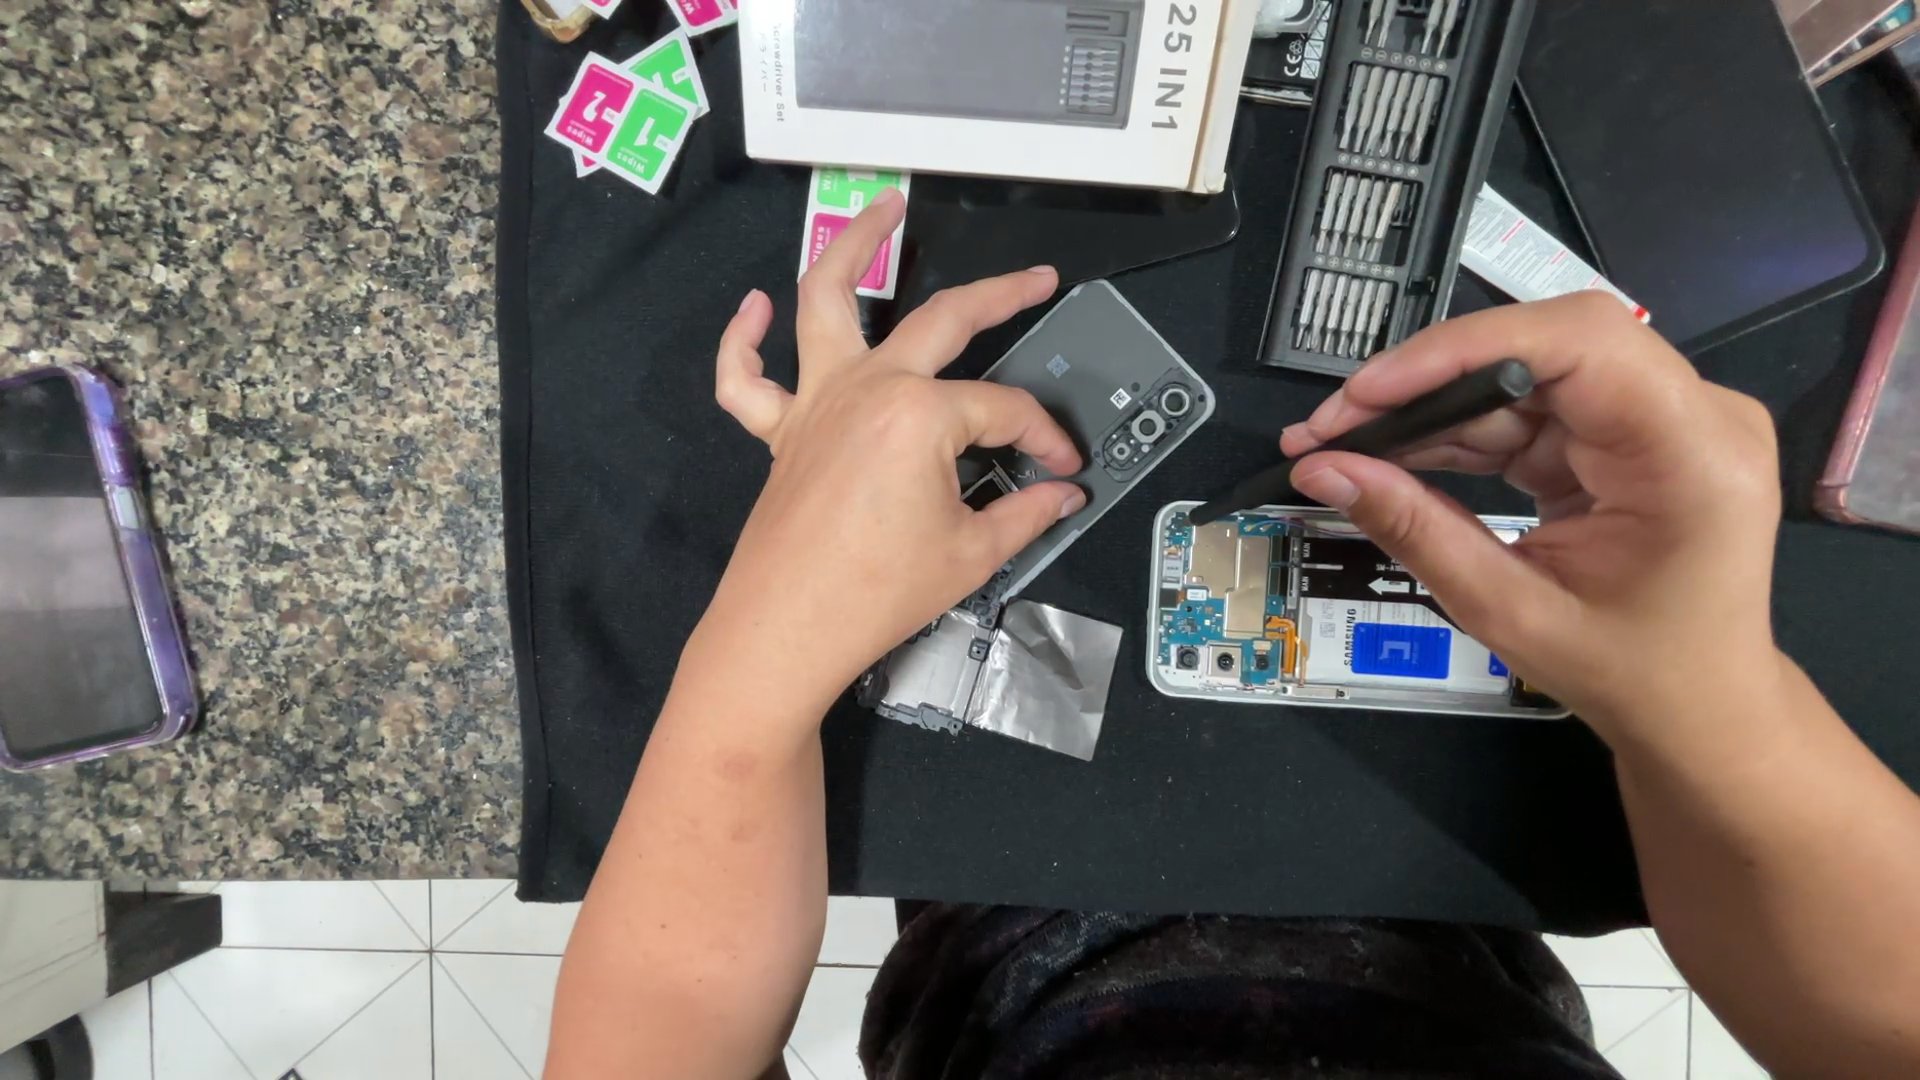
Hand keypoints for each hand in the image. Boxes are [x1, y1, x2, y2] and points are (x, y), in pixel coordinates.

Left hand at [698, 190, 1085, 704]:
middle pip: (943, 319)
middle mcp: (868, 388)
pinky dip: (744, 337)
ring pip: (826, 298)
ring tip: (883, 208)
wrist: (789, 632)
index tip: (1063, 468)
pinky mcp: (780, 430)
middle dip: (1001, 295)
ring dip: (853, 244)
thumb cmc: (878, 594)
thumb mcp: (972, 554)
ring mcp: (817, 402)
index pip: (1005, 412)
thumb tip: (1064, 496)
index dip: (1045, 439)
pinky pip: (746, 375)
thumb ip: (1027, 514)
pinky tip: (757, 307)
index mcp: (921, 416)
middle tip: (1036, 279)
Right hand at [1280, 293, 1784, 738]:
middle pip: (1535, 348)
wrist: (1691, 700)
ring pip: (1508, 377)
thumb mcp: (1502, 607)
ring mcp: (1644, 419)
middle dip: (1420, 380)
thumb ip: (1412, 530)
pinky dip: (1439, 433)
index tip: (1363, 394)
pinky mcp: (1606, 435)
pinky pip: (1508, 411)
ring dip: (1416, 409)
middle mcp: (1681, 415)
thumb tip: (1321, 471)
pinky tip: (1382, 456)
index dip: (1459, 351)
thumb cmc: (1621, 666)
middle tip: (1329, 425)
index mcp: (1688, 454)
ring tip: (1334, 444)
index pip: (1577, 345)